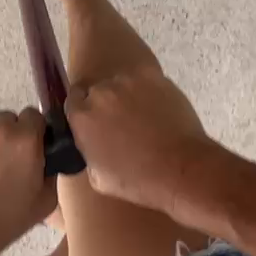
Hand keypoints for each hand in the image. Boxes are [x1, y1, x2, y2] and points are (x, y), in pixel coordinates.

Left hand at [0, 109, 56, 255]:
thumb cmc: (4, 222)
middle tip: (3, 161)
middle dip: (9, 135)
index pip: (34, 116)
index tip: (26, 147)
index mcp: (26, 141)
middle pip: (8, 118)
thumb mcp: (44, 201)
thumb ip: (53, 168)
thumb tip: (51, 149)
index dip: (32, 131)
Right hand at [66, 64, 219, 212]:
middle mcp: (100, 91)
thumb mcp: (98, 178)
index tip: (95, 121)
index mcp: (83, 116)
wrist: (182, 169)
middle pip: (97, 90)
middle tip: (121, 122)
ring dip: (126, 96)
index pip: (73, 100)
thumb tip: (89, 140)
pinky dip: (148, 91)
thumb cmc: (139, 181)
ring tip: (144, 117)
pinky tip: (158, 111)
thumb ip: (87, 150)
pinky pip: (143, 80)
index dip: (84, 110)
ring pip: (120, 83)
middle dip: (105, 104)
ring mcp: (126, 80)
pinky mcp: (151, 75)